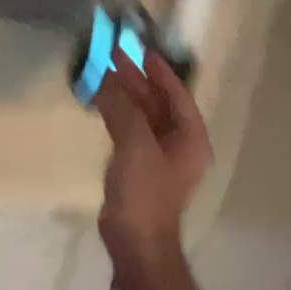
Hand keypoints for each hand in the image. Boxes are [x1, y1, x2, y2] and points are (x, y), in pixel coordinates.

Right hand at [92, 51, 211, 263]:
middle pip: (158, 104)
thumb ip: (123, 111)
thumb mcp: (136, 147)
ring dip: (124, 94)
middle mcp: (178, 144)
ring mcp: (157, 156)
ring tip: (102, 73)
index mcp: (190, 139)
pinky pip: (129, 129)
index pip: (177, 97)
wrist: (137, 239)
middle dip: (137, 80)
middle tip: (113, 56)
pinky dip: (116, 112)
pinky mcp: (138, 165)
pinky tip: (100, 102)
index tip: (142, 51)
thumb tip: (107, 82)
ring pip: (142, 115)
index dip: (160, 73)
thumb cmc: (144, 193)